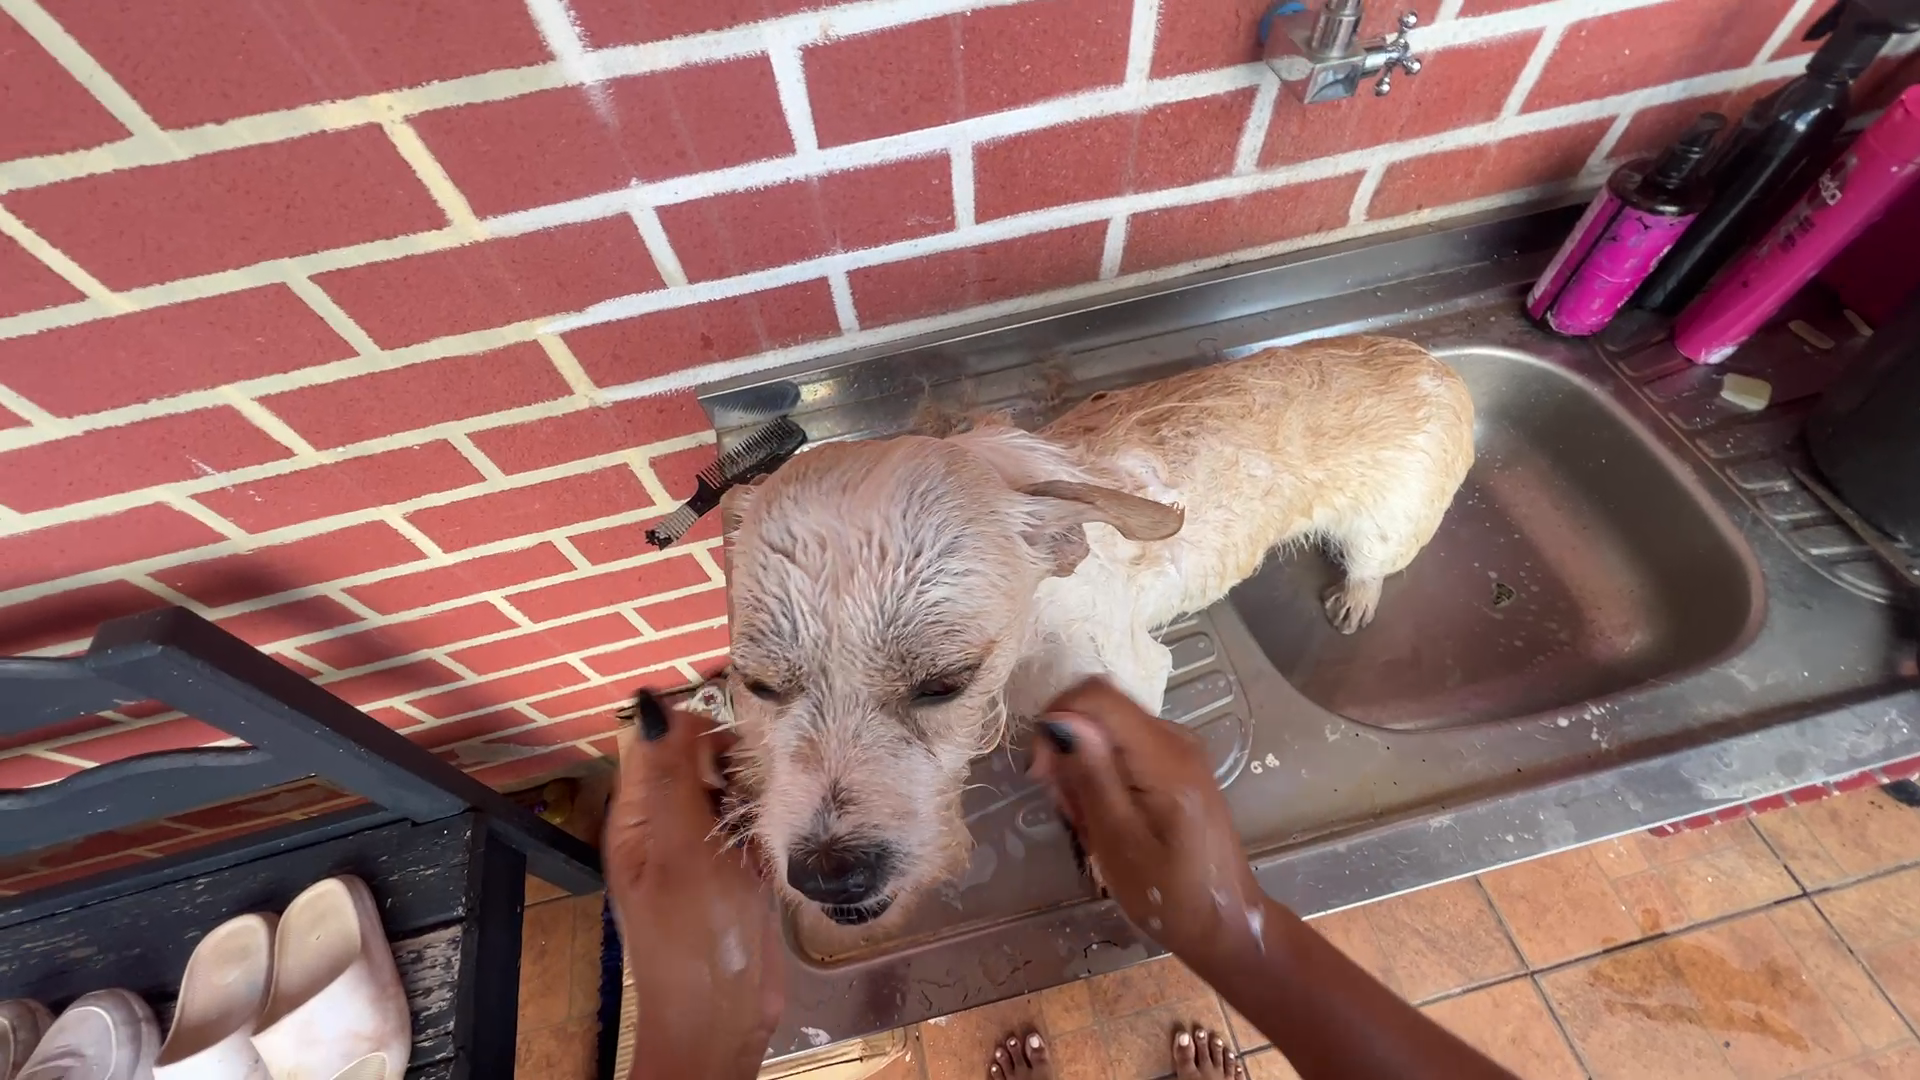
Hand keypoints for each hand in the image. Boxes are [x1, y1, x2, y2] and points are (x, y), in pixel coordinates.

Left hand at [603, 692, 784, 1079]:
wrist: (725, 1015)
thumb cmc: (696, 931)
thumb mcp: (679, 846)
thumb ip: (671, 775)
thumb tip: (653, 704)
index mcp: (639, 814)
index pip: (661, 740)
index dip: (700, 729)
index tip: (741, 744)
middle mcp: (667, 822)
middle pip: (700, 759)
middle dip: (733, 757)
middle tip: (762, 782)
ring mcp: (703, 844)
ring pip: (729, 786)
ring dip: (754, 786)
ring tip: (774, 806)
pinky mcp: (735, 863)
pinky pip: (749, 817)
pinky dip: (766, 813)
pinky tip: (783, 826)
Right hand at [1030, 678, 1268, 976]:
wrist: (1226, 925)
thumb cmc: (1171, 896)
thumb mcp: (1119, 842)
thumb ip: (1093, 774)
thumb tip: (1063, 718)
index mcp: (1164, 756)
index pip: (1097, 696)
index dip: (1057, 720)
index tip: (1044, 772)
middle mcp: (1174, 737)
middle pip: (1097, 710)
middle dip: (1067, 750)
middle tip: (1068, 809)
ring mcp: (1177, 747)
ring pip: (1105, 728)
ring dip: (1081, 766)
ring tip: (1086, 820)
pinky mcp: (1174, 761)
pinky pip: (1121, 745)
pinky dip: (1100, 772)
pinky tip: (1103, 814)